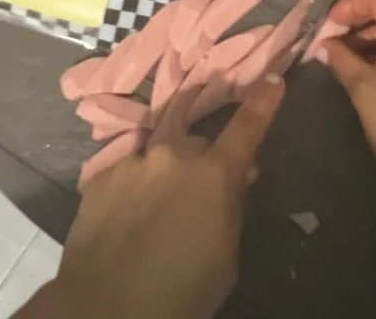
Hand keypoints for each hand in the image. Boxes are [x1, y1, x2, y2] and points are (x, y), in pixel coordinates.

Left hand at [22, 76, 285, 318]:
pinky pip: (128, 170)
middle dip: (203, 161)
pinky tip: (127, 217)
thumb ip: (233, 209)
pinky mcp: (102, 174)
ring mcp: (135, 159)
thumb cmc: (181, 292)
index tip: (273, 79)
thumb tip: (241, 177)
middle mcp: (175, 153)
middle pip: (198, 143)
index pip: (246, 128)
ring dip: (166, 167)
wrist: (105, 306)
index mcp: (214, 174)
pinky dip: (134, 187)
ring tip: (159, 203)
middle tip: (198, 196)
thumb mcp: (226, 259)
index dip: (262, 102)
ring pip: (160, 150)